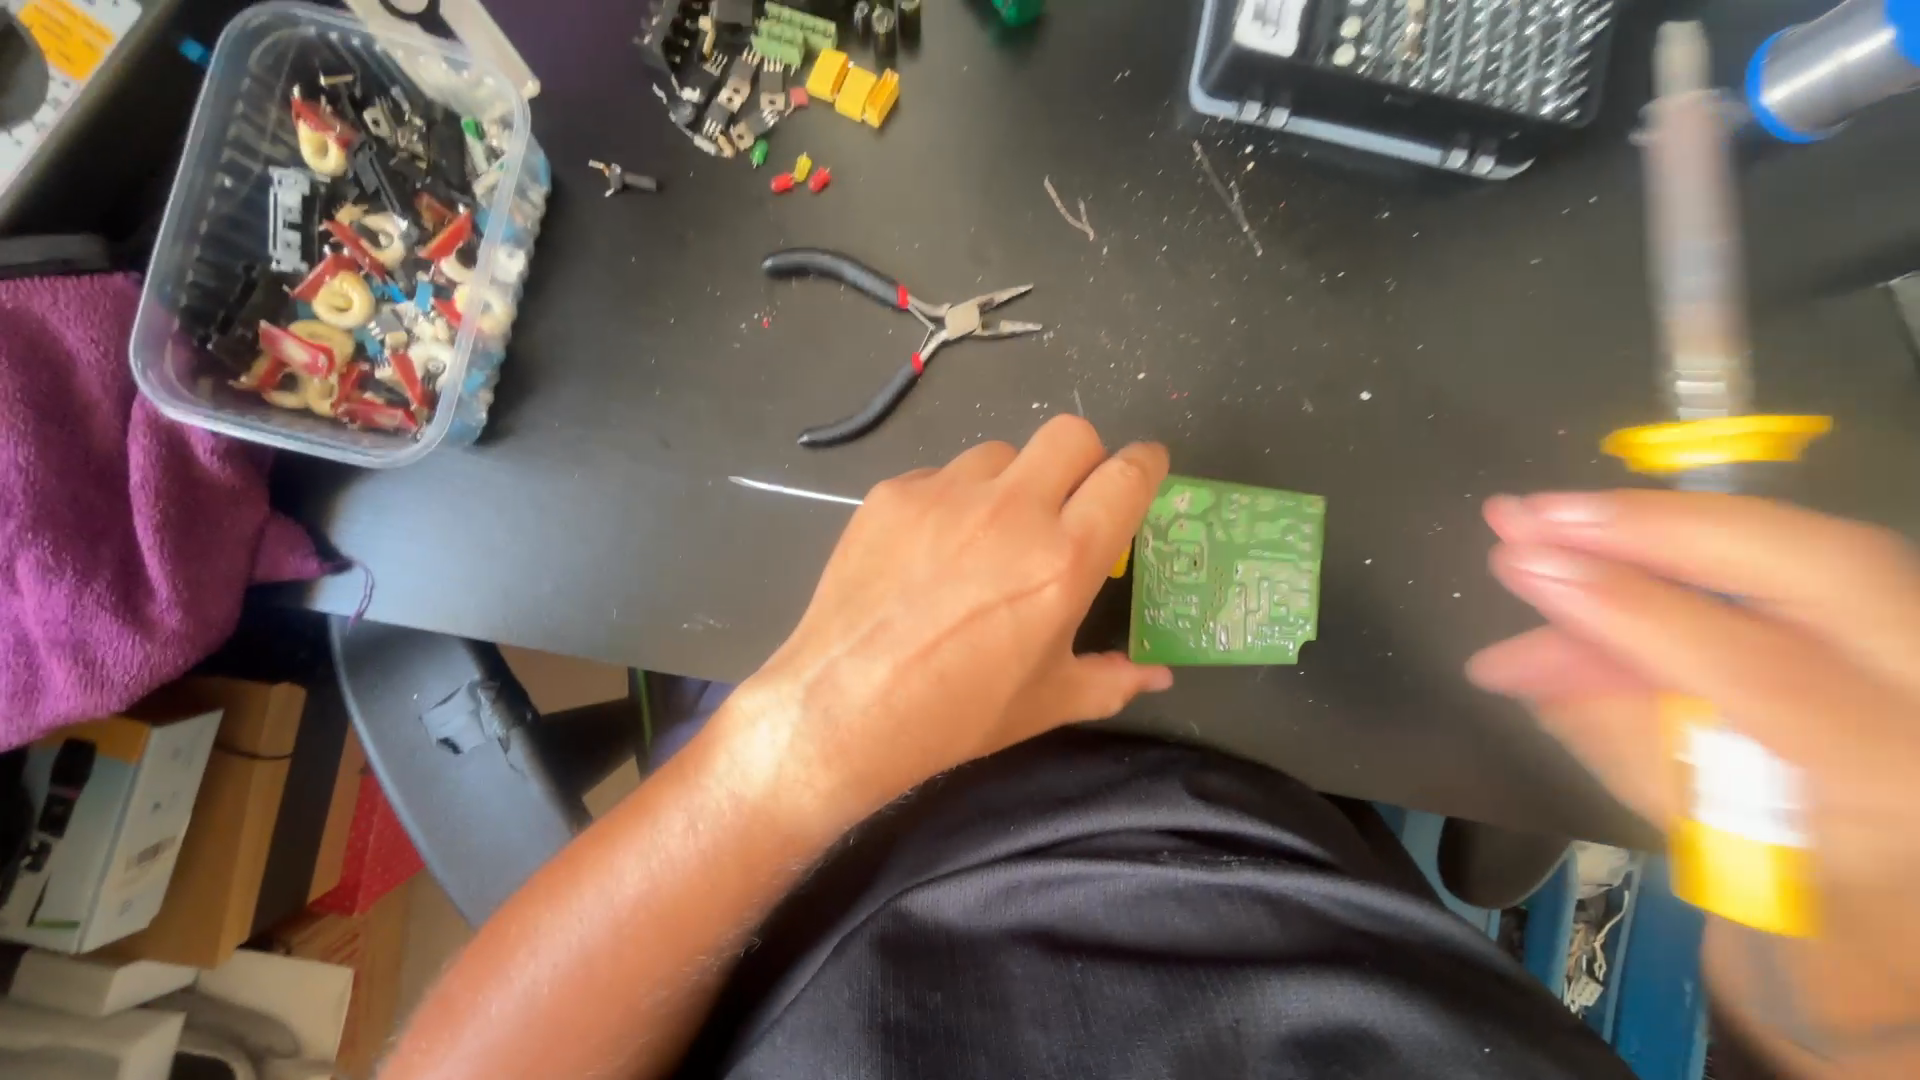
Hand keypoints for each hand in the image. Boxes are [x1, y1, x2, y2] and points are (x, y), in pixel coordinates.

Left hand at [730, 416, 1173, 819]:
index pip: (1126, 476)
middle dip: (1084, 457)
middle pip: (1071, 433)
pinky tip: (929, 550)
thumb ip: (1112, 679)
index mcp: (1062, 559)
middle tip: (1069, 499)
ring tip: (987, 533)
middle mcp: (1010, 511)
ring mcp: (945, 494)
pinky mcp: (893, 493)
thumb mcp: (1047, 703)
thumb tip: (1157, 677)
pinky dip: (951, 501)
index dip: (1146, 464)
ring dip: (1010, 482)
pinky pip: (939, 476)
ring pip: (999, 453)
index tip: (1145, 468)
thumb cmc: (957, 713)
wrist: (844, 707)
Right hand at [1468, 490, 1919, 1076]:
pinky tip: (1596, 550)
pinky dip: (1679, 557)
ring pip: (1809, 551)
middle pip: (1821, 566)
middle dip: (1656, 528)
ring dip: (1660, 528)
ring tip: (1539, 518)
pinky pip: (1785, 570)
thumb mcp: (1717, 862)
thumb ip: (1620, 746)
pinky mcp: (1903, 636)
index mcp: (1899, 781)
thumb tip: (1508, 661)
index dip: (1633, 613)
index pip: (1766, 674)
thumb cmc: (1832, 938)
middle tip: (1530, 512)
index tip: (1523, 566)